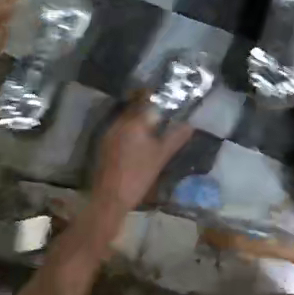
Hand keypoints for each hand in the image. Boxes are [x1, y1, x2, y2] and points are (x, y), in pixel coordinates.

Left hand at [89, 97, 193, 214]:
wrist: (109, 198)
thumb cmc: (138, 176)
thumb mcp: (161, 157)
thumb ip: (175, 138)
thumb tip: (190, 125)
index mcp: (133, 122)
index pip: (144, 98)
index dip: (157, 96)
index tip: (168, 98)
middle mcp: (118, 123)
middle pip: (134, 107)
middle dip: (148, 107)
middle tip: (163, 113)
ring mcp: (108, 134)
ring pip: (126, 119)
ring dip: (138, 119)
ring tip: (153, 127)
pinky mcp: (103, 145)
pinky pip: (119, 130)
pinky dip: (129, 130)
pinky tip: (138, 141)